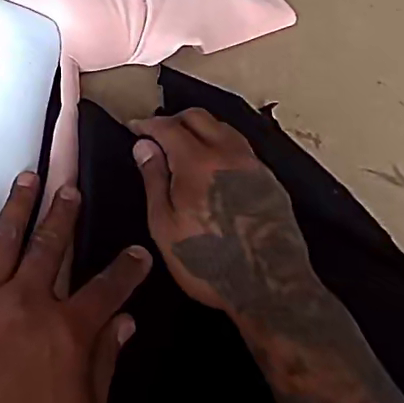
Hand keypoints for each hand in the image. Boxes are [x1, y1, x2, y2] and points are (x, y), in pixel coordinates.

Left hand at [0, 173, 149, 402]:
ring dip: (20, 203)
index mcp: (68, 332)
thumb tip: (125, 323)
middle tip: (72, 191)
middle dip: (65, 216)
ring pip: (6, 236)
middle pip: (52, 247)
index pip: (107, 290)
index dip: (126, 270)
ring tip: (29, 177)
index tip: (137, 253)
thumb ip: (103, 366)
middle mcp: (28, 302)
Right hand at [128, 109, 315, 318]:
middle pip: (198, 117)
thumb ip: (153, 179)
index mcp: (198, 162)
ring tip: (181, 146)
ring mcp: (254, 165)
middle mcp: (229, 154)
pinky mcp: (270, 181)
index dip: (146, 124)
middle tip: (155, 135)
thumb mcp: (164, 223)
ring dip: (198, 128)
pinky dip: (218, 143)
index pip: (168, 126)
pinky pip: (240, 147)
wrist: (270, 286)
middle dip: (172, 119)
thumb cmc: (207, 260)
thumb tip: (144, 146)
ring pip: (223, 128)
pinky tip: (210, 164)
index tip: (133, 128)